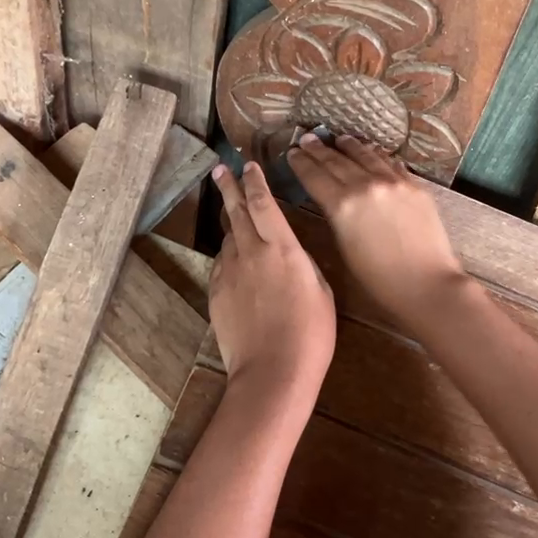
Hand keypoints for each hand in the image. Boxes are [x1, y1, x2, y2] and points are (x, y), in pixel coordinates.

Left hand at [208, 160, 335, 417]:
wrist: (273, 371)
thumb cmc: (311, 333)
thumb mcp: (320, 290)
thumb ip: (300, 263)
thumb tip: (288, 253)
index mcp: (282, 248)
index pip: (263, 203)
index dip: (255, 181)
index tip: (249, 166)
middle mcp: (250, 252)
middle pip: (236, 211)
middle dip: (229, 187)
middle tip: (221, 170)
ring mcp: (229, 273)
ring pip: (228, 238)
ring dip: (231, 222)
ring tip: (232, 213)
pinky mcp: (217, 293)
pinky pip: (222, 264)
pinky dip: (228, 254)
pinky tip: (234, 259)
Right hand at [285, 134, 469, 330]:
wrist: (427, 284)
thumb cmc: (379, 280)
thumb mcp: (344, 249)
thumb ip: (337, 217)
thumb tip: (333, 198)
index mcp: (341, 205)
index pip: (315, 176)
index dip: (301, 163)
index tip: (293, 152)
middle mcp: (365, 186)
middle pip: (336, 161)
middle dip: (319, 150)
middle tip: (308, 138)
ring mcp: (393, 182)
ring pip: (366, 155)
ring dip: (349, 146)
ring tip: (339, 138)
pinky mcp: (415, 186)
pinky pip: (391, 163)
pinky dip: (377, 155)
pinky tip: (373, 152)